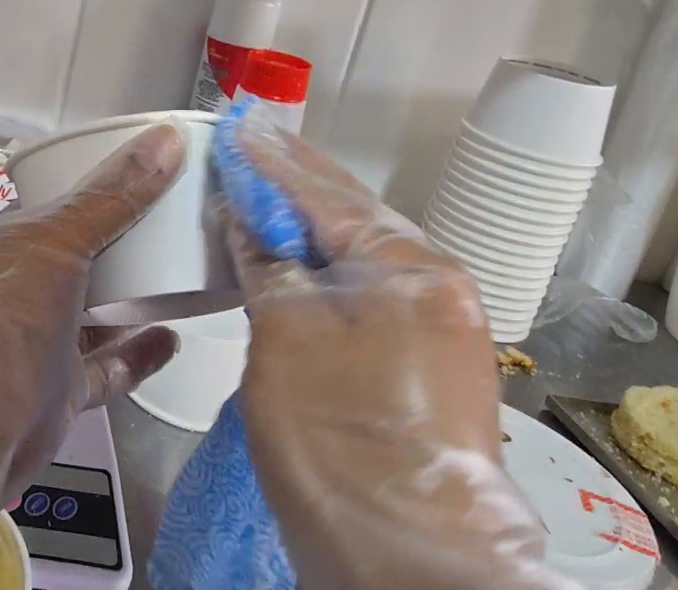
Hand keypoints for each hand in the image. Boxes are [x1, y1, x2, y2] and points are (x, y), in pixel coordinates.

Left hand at [0, 125, 185, 588]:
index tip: (146, 179)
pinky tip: (171, 341)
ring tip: (178, 279)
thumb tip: (165, 136)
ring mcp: (32, 346)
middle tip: (174, 230)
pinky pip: (102, 369)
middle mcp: (17, 291)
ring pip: (87, 316)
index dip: (98, 194)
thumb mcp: (56, 242)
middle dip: (114, 250)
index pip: (60, 211)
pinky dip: (135, 355)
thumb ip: (111, 197)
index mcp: (9, 245)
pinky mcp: (52, 398)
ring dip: (126, 301)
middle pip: (74, 264)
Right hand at [222, 126, 573, 589]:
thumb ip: (267, 263)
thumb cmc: (338, 440)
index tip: (237, 132)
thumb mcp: (285, 334)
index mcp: (413, 270)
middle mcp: (440, 288)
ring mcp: (439, 328)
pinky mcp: (425, 363)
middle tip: (253, 144)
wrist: (407, 563)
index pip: (327, 196)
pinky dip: (325, 265)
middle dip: (298, 182)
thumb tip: (250, 220)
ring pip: (360, 253)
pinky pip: (367, 288)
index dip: (273, 164)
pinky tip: (294, 257)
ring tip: (265, 190)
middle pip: (354, 216)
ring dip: (309, 222)